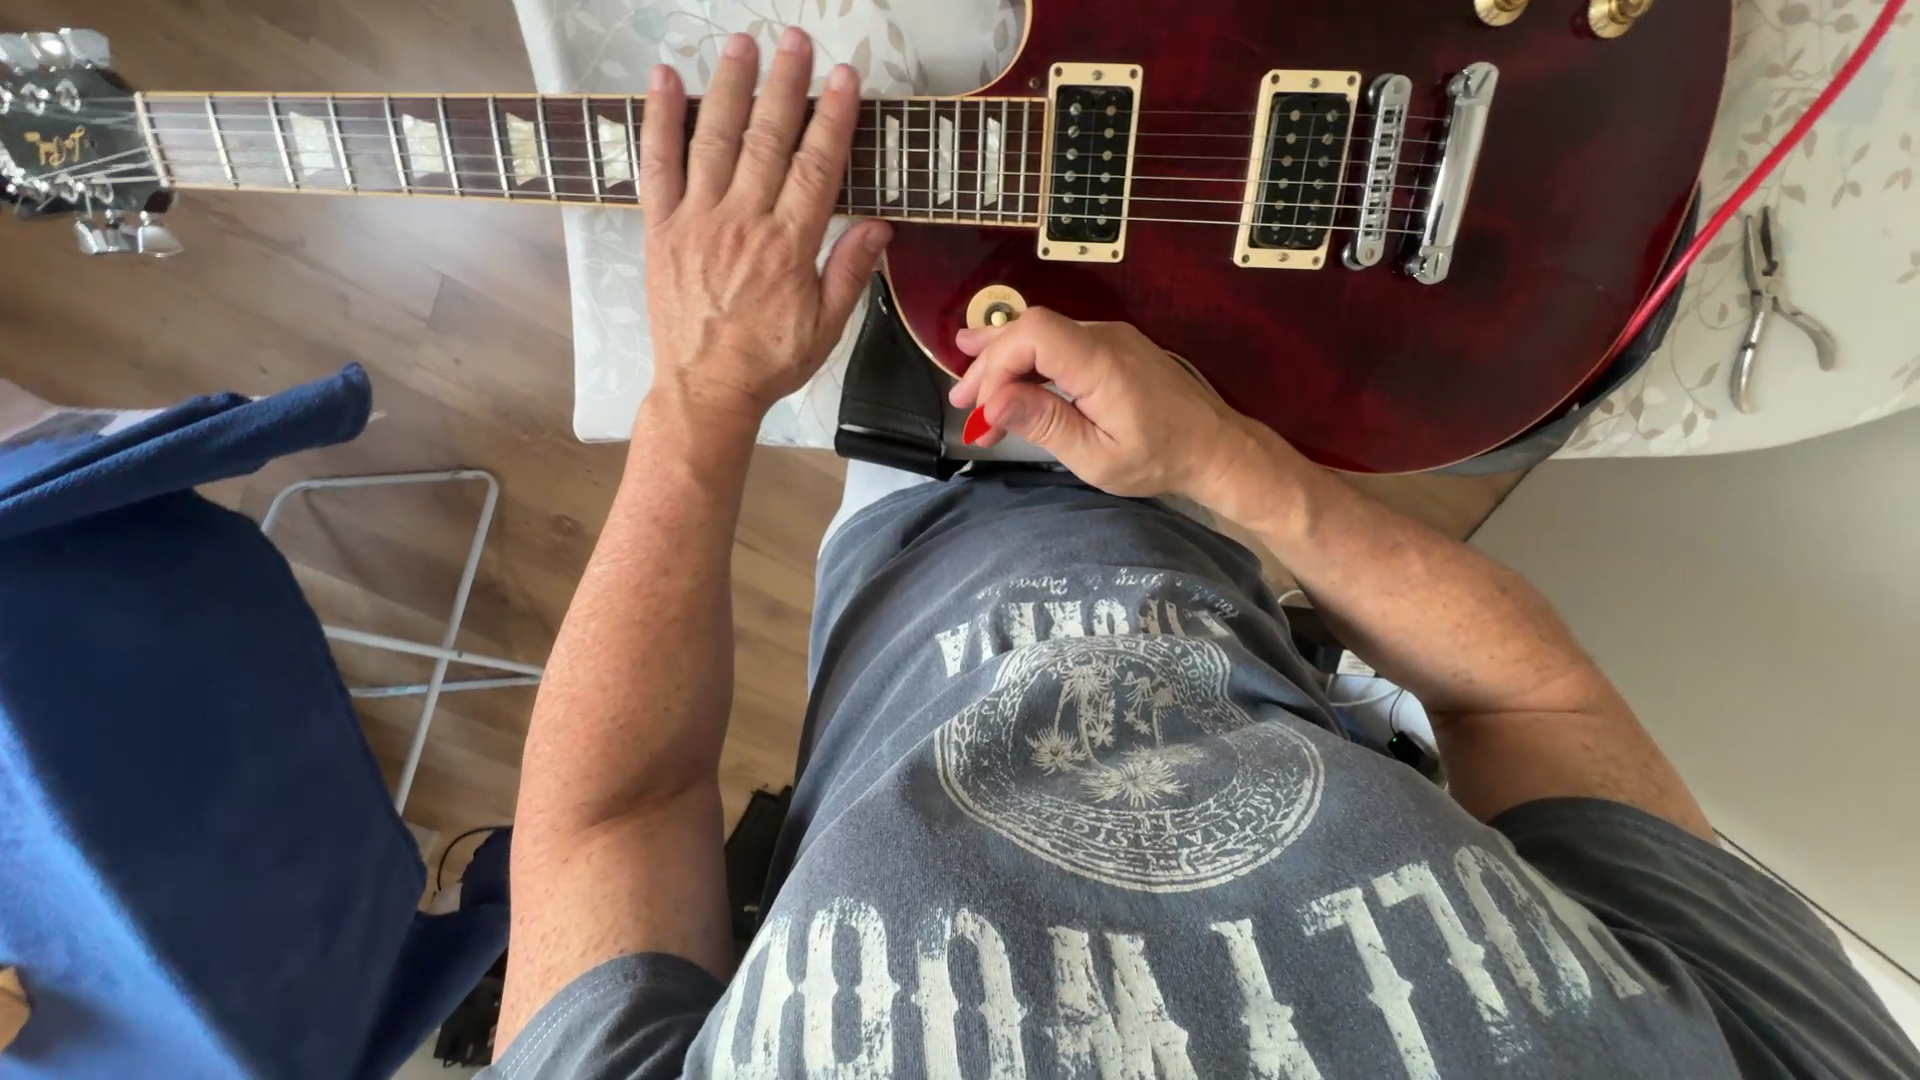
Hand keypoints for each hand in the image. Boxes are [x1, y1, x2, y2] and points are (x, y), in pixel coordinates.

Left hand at [640, 29, 891, 423]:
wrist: (708, 389)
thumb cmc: (770, 362)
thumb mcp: (826, 328)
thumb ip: (850, 273)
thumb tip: (878, 226)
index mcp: (788, 246)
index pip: (817, 165)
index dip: (833, 116)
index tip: (844, 77)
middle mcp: (742, 222)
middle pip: (767, 137)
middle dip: (785, 83)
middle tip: (794, 40)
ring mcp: (697, 221)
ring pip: (713, 138)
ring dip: (728, 84)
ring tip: (741, 43)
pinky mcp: (661, 229)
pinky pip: (657, 164)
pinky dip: (659, 118)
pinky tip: (663, 78)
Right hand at [948, 308, 1289, 505]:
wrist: (1215, 447)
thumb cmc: (1160, 460)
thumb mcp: (1098, 457)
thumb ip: (1046, 425)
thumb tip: (995, 403)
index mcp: (1103, 364)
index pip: (1033, 335)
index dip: (997, 362)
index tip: (983, 407)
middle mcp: (1105, 338)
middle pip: (1030, 330)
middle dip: (989, 365)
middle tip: (963, 404)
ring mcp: (1110, 338)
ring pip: (1041, 334)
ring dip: (1003, 362)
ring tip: (968, 385)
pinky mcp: (1111, 348)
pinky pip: (1058, 343)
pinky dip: (1027, 361)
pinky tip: (1001, 368)